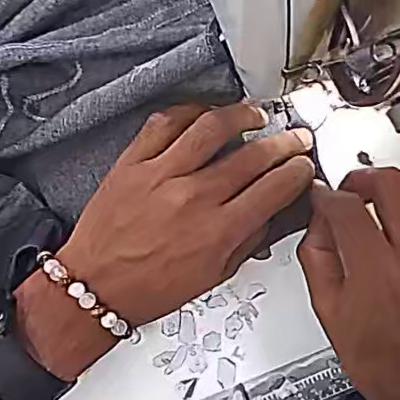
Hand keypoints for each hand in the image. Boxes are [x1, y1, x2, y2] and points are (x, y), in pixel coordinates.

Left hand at [15, 103, 314, 379]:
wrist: (96, 287)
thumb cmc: (148, 288)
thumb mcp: (214, 276)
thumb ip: (246, 241)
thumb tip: (270, 213)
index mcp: (218, 231)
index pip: (275, 188)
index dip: (298, 171)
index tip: (303, 166)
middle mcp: (193, 198)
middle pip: (254, 155)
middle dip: (285, 143)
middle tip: (294, 138)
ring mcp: (161, 175)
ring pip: (213, 127)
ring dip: (243, 115)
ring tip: (255, 116)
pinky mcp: (133, 163)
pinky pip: (165, 123)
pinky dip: (190, 111)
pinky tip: (203, 113)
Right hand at [297, 168, 399, 399]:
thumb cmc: (376, 356)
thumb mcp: (326, 308)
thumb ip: (317, 255)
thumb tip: (319, 221)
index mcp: (375, 271)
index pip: (346, 206)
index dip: (326, 195)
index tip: (323, 197)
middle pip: (392, 184)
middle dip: (363, 179)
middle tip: (354, 190)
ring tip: (398, 194)